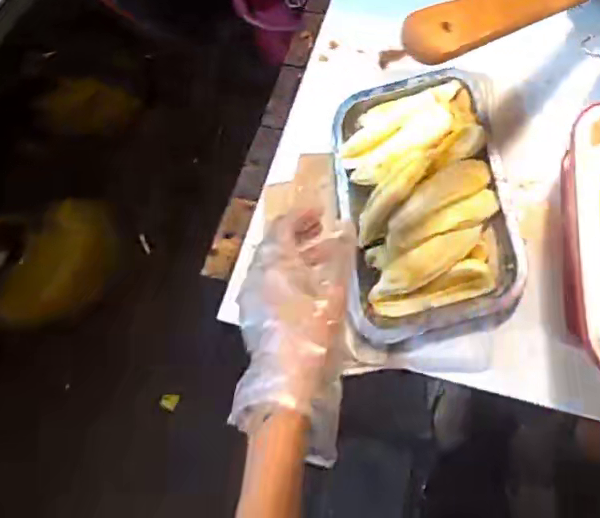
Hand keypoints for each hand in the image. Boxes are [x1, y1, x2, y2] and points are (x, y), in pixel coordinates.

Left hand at [230, 204, 350, 432]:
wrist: (287, 388)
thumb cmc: (312, 332)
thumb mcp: (334, 290)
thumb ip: (340, 253)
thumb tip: (346, 224)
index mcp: (273, 263)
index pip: (282, 225)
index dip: (302, 214)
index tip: (323, 212)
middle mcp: (256, 275)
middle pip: (275, 244)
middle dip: (300, 233)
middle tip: (323, 229)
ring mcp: (252, 298)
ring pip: (273, 264)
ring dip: (296, 255)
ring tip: (323, 256)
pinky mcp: (254, 317)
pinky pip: (270, 282)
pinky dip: (289, 273)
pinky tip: (310, 285)